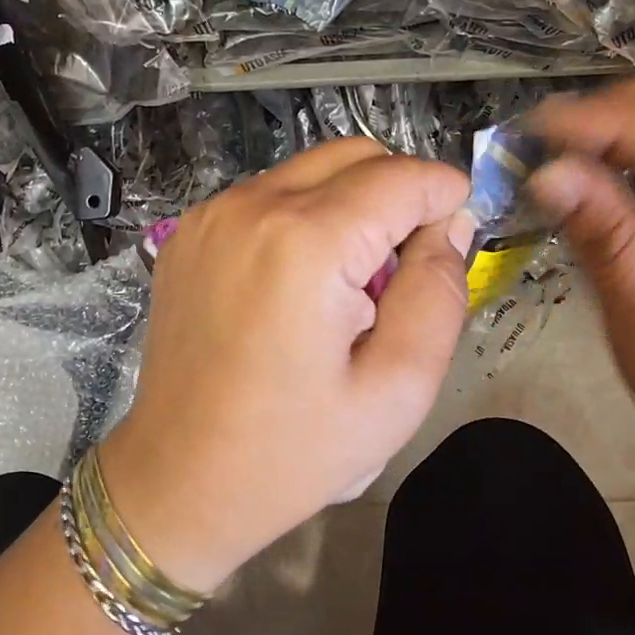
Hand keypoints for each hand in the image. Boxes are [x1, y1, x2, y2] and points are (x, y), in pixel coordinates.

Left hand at [98, 138, 473, 591]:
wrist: (178, 478)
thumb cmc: (291, 452)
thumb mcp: (396, 391)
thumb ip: (439, 294)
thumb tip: (450, 226)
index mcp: (304, 242)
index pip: (402, 176)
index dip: (445, 197)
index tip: (456, 240)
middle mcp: (250, 206)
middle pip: (354, 155)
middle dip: (397, 194)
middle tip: (401, 271)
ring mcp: (210, 214)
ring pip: (309, 170)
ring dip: (348, 206)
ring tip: (346, 287)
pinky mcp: (188, 231)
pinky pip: (266, 195)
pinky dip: (300, 217)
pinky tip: (296, 286)